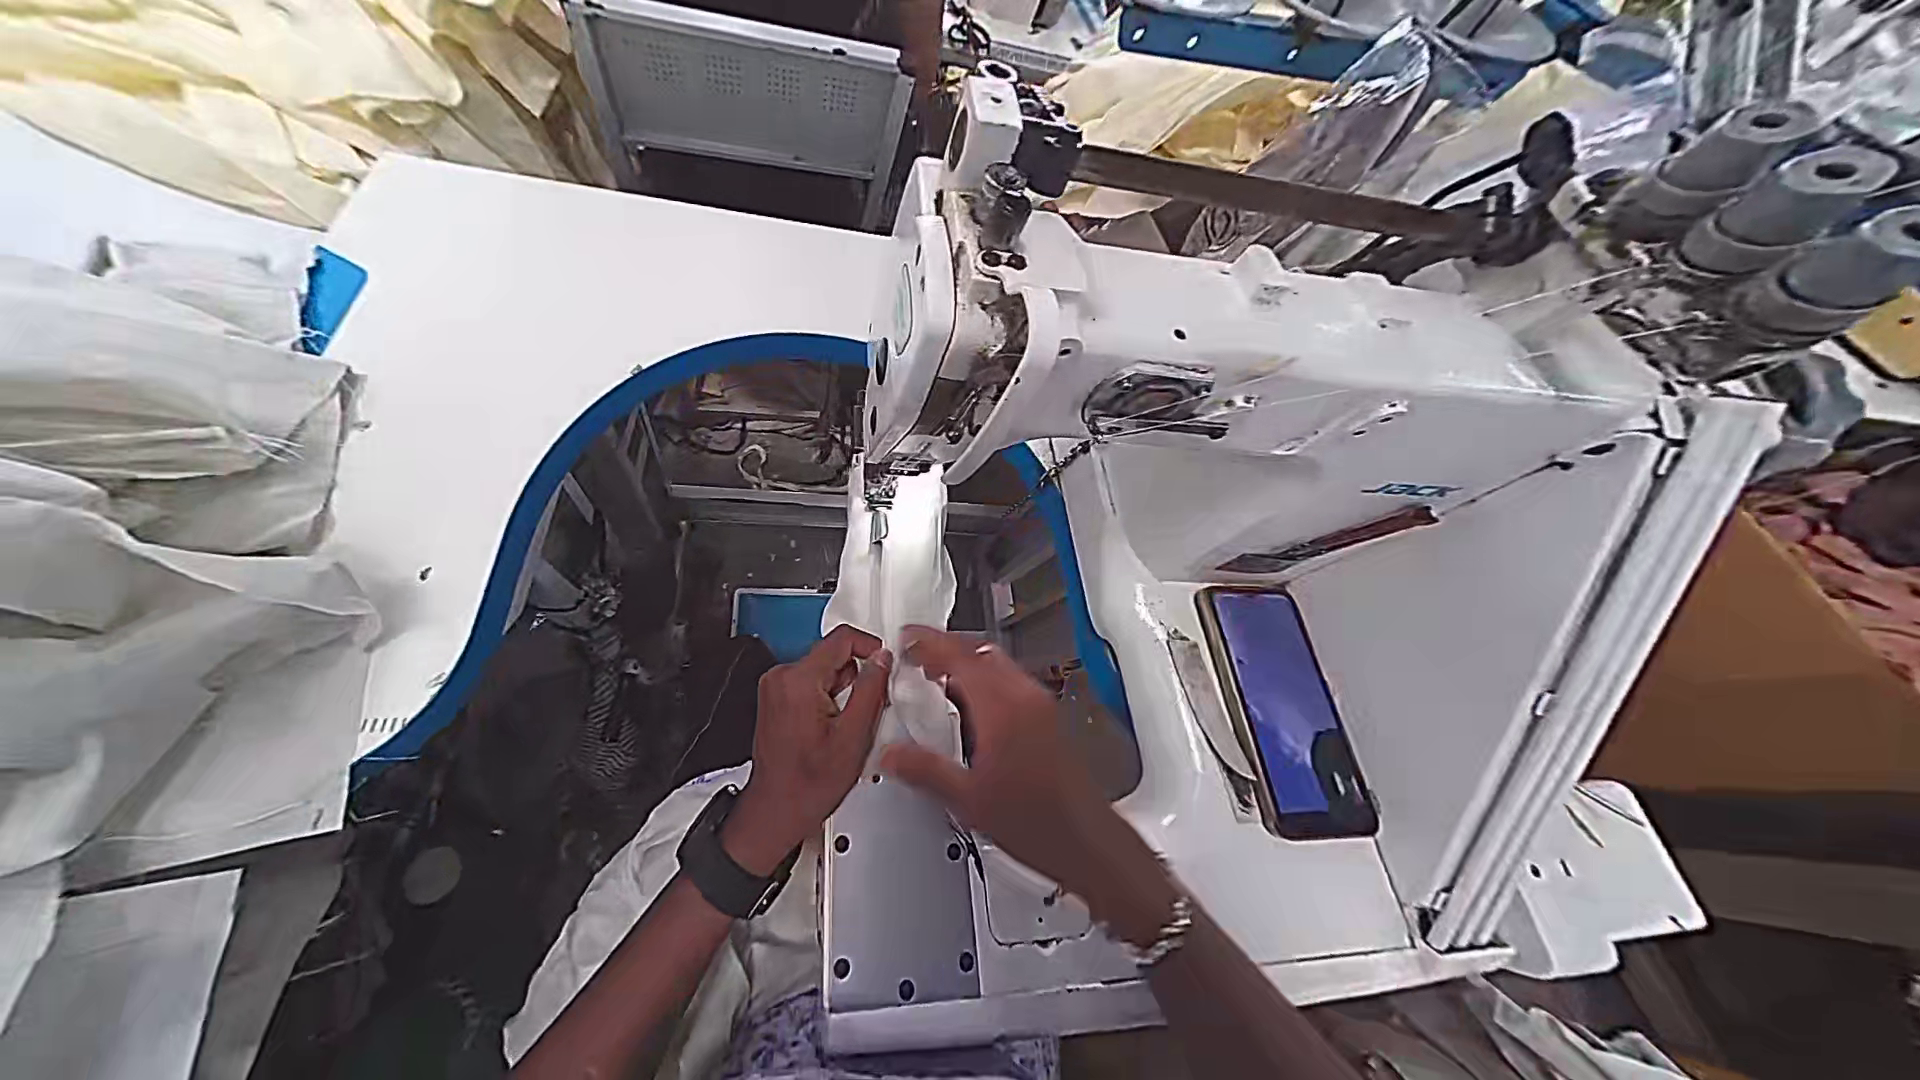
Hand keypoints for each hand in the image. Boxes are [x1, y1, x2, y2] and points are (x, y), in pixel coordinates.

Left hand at [724, 625, 890, 875]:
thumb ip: (872, 689)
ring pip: (825, 669)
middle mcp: (781, 678)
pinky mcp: (776, 698)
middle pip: (834, 654)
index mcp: (798, 681)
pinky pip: (812, 683)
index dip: (871, 647)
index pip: (843, 638)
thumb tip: (883, 660)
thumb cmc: (807, 785)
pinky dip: (828, 697)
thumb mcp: (854, 736)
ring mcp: (775, 687)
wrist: (777, 810)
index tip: (885, 662)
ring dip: (843, 689)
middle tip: (864, 709)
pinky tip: (830, 727)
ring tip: (843, 724)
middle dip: (856, 677)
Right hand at [879, 627, 1176, 941]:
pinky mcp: (1048, 717)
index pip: (960, 658)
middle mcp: (1025, 699)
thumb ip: (926, 770)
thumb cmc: (1039, 823)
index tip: (909, 638)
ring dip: (967, 662)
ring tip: (938, 678)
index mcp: (1002, 710)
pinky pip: (1011, 680)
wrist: (1085, 840)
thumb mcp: (967, 800)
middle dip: (946, 647)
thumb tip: (893, 755)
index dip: (930, 644)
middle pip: (980, 652)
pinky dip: (985, 678)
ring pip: (998, 663)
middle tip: (919, 655)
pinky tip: (970, 704)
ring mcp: (1040, 706)